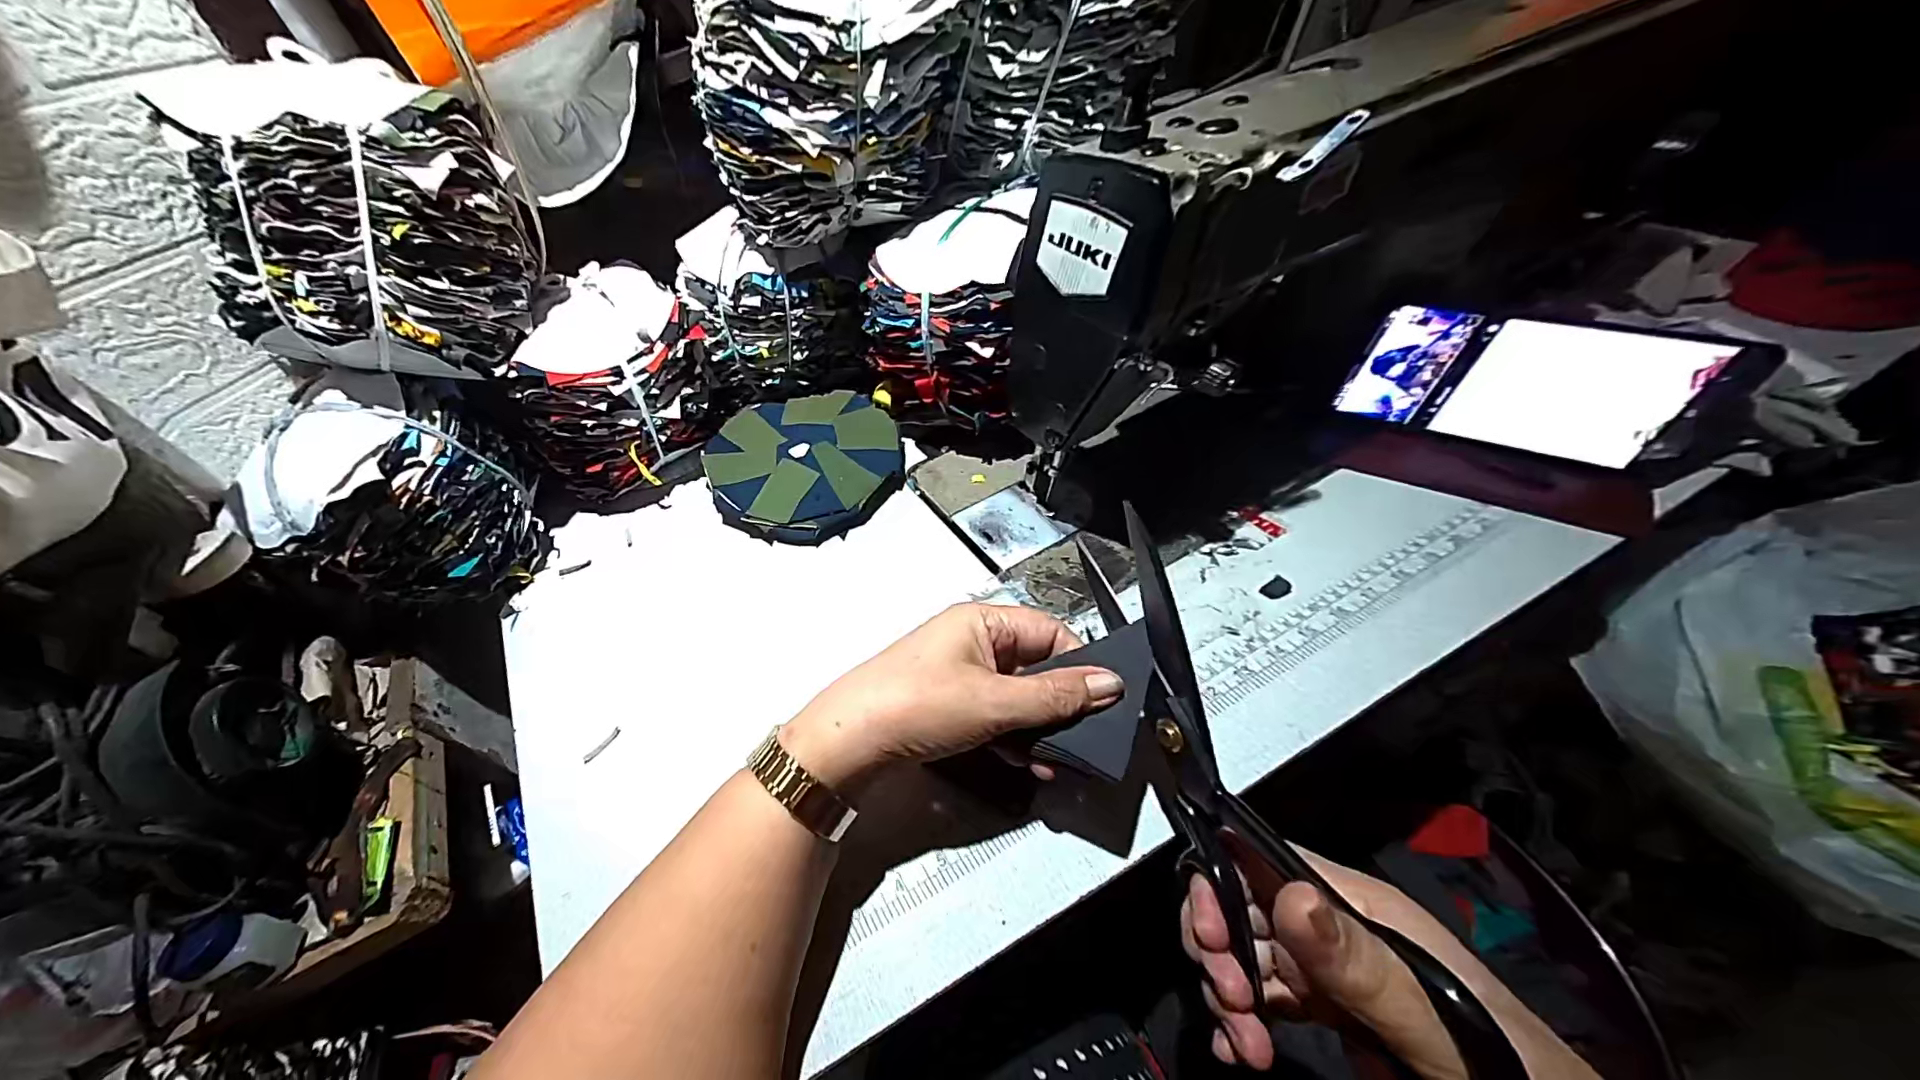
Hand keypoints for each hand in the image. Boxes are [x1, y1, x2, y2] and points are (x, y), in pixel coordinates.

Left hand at [780, 603, 1122, 794]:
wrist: (849, 743)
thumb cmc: (910, 703)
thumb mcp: (995, 701)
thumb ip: (1055, 695)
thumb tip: (1105, 683)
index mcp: (983, 621)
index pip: (1051, 631)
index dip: (1078, 662)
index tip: (1100, 695)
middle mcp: (973, 642)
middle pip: (1036, 665)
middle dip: (1059, 702)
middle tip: (1079, 731)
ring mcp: (961, 674)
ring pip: (1018, 695)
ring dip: (1038, 725)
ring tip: (1052, 754)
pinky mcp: (951, 705)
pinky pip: (997, 714)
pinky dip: (1014, 735)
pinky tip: (1025, 759)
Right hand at [1182, 849, 1598, 1078]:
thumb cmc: (1510, 1069)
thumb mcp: (1433, 1017)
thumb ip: (1361, 959)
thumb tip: (1292, 896)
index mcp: (1356, 904)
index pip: (1260, 861)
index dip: (1219, 885)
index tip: (1206, 935)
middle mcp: (1333, 924)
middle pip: (1242, 907)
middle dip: (1218, 947)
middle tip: (1231, 1001)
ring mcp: (1327, 966)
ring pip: (1246, 954)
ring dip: (1229, 993)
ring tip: (1246, 1044)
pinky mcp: (1324, 1006)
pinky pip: (1263, 998)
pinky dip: (1241, 1020)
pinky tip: (1241, 1047)